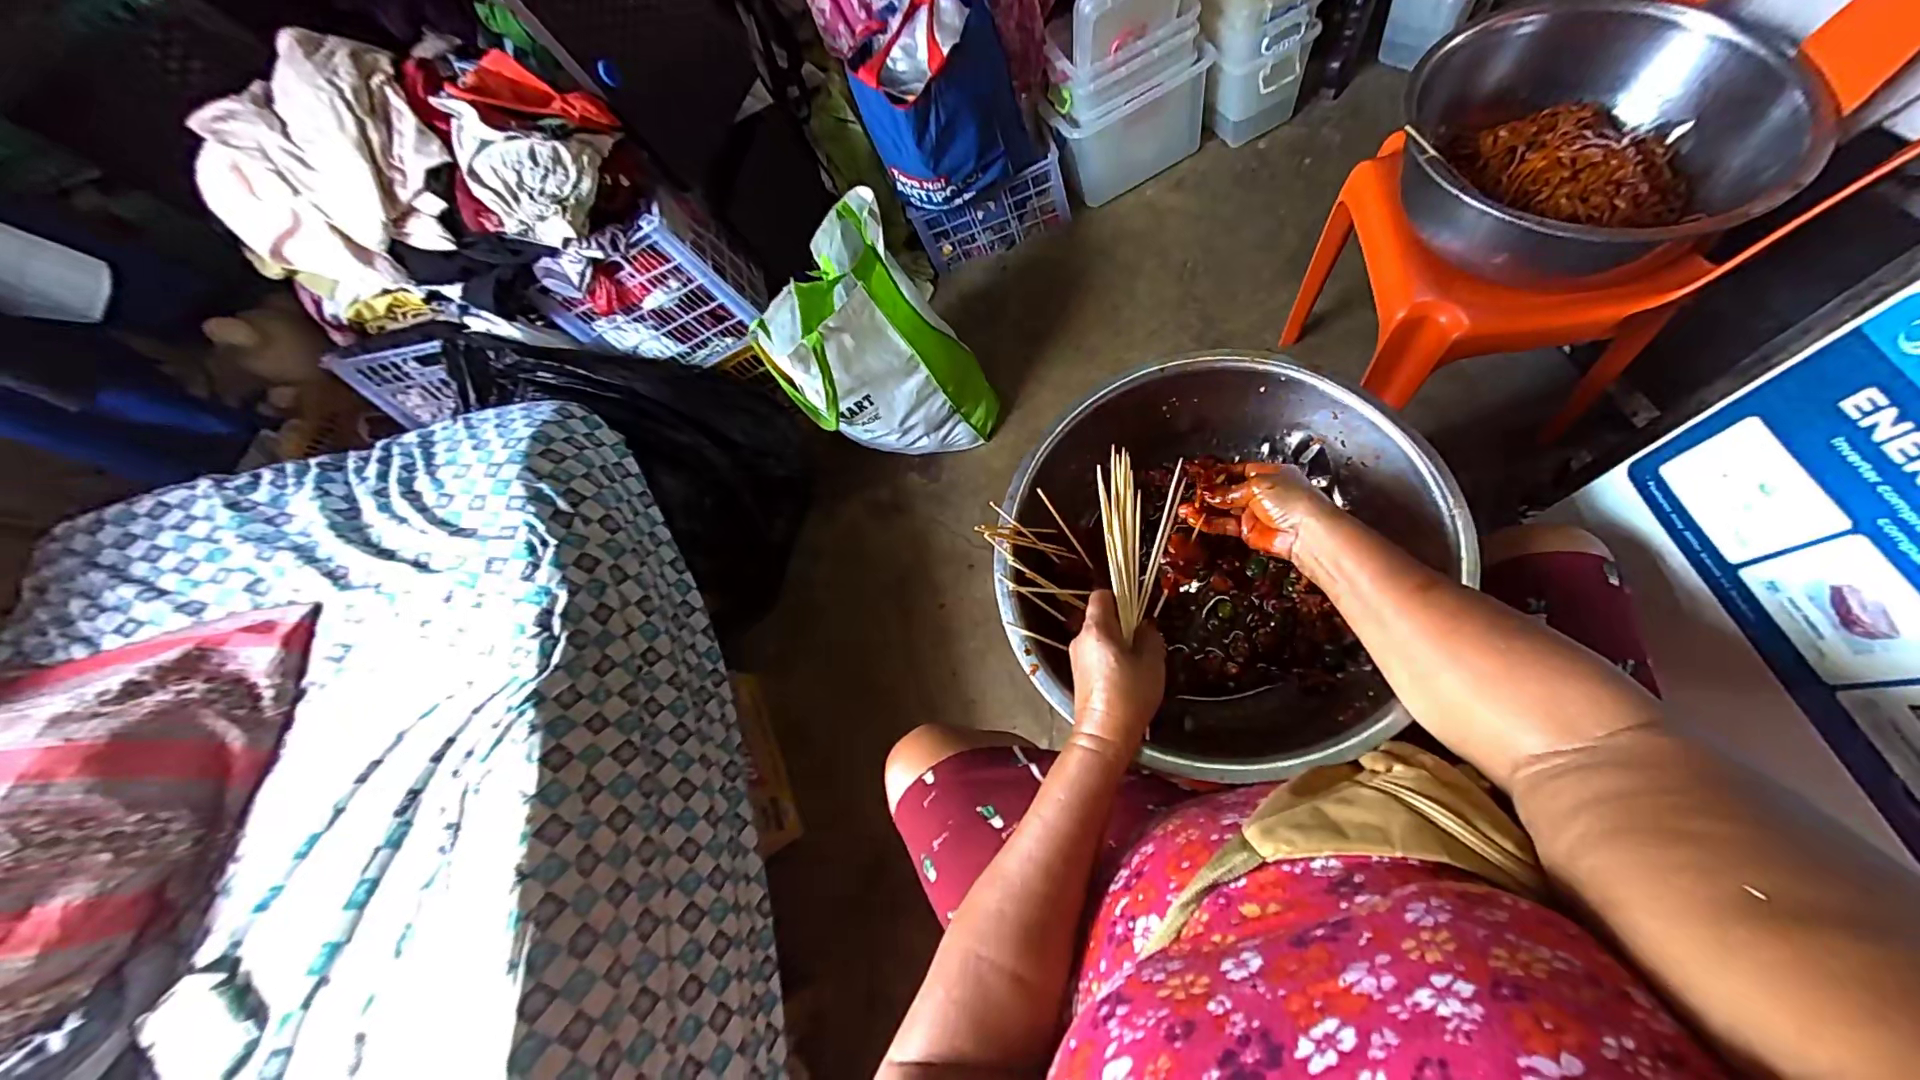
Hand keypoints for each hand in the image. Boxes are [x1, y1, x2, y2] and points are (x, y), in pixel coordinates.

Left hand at [1069, 590, 1164, 753]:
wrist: (1104, 733)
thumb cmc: (1130, 694)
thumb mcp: (1152, 661)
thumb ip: (1149, 635)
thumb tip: (1144, 625)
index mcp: (1096, 628)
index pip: (1101, 595)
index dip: (1121, 595)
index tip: (1138, 607)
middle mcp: (1080, 638)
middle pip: (1100, 616)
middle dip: (1122, 621)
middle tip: (1144, 636)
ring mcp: (1076, 656)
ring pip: (1098, 636)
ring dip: (1117, 640)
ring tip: (1138, 659)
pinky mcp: (1078, 673)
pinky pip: (1095, 653)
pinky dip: (1109, 656)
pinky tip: (1126, 674)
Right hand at [1176, 463, 1333, 561]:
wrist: (1306, 533)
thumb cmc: (1294, 501)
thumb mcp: (1257, 485)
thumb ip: (1229, 490)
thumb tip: (1209, 492)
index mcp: (1269, 473)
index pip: (1236, 470)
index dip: (1217, 473)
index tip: (1199, 475)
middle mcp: (1261, 492)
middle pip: (1227, 489)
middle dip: (1208, 491)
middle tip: (1190, 492)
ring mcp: (1254, 512)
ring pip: (1223, 508)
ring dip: (1204, 508)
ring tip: (1186, 507)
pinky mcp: (1248, 530)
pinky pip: (1223, 524)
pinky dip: (1208, 522)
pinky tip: (1194, 518)